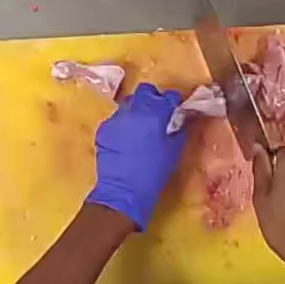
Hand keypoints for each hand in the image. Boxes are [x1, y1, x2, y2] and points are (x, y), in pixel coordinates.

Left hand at [87, 83, 187, 229]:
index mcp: (153, 113)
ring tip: (141, 126)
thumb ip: (179, 130)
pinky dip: (123, 125)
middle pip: (144, 92)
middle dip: (152, 98)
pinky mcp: (103, 130)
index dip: (173, 101)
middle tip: (157, 113)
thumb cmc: (154, 172)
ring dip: (136, 110)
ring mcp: (115, 119)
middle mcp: (132, 110)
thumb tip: (181, 119)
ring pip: (127, 104)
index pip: (167, 96)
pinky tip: (127, 139)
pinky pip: (116, 120)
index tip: (175, 108)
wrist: (123, 191)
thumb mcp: (174, 151)